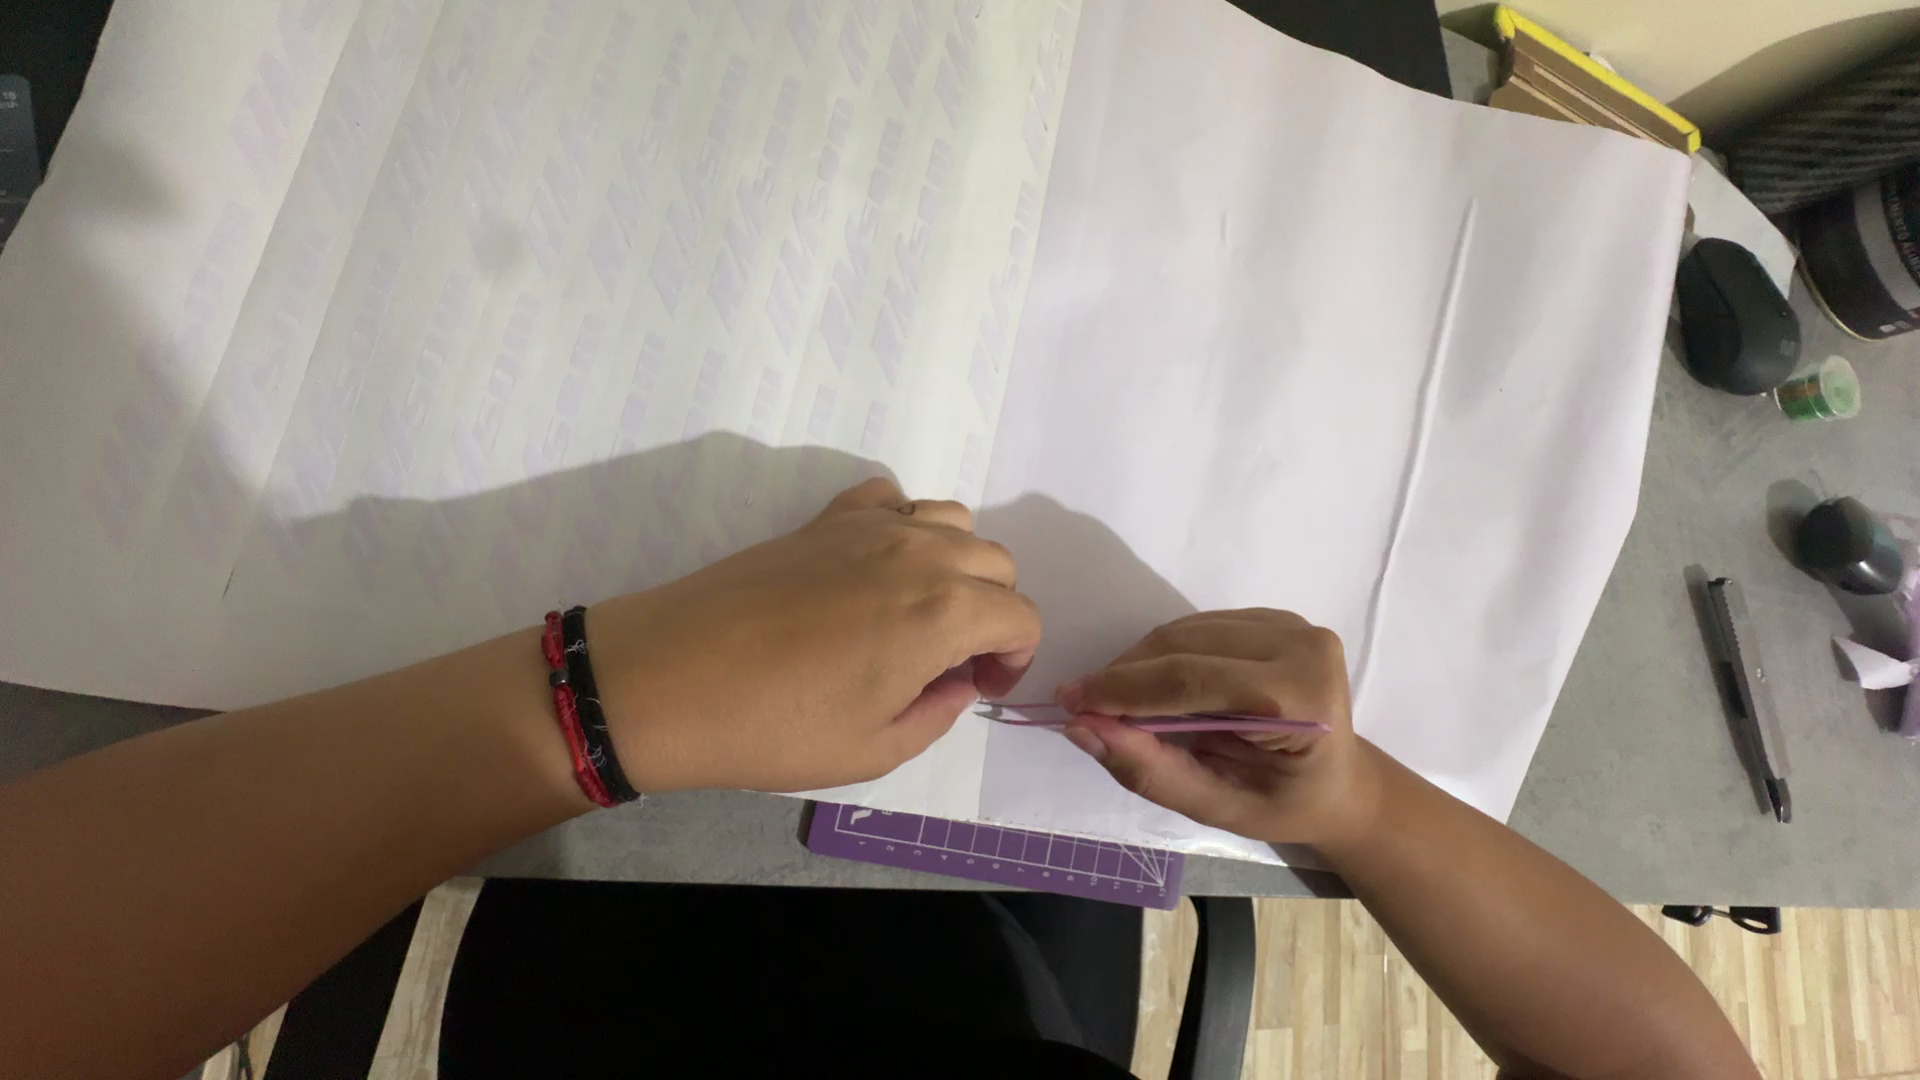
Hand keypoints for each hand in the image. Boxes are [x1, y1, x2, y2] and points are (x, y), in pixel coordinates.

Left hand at [582, 478, 1039, 793]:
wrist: (671, 679)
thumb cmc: (778, 727)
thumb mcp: (876, 749)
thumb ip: (939, 712)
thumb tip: (955, 681)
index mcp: (945, 612)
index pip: (1022, 617)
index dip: (1014, 658)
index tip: (977, 687)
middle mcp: (921, 553)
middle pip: (997, 562)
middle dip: (994, 612)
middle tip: (952, 656)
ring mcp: (872, 526)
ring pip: (954, 520)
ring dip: (958, 564)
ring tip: (922, 607)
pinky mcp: (826, 518)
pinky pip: (891, 498)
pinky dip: (903, 523)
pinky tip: (877, 563)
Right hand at [1056, 609, 1381, 846]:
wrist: (1341, 784)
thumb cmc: (1284, 804)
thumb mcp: (1216, 805)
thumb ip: (1149, 769)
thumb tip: (1081, 727)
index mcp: (1298, 695)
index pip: (1189, 679)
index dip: (1121, 689)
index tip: (1068, 701)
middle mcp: (1301, 645)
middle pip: (1181, 647)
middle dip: (1123, 676)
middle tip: (1083, 706)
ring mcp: (1291, 624)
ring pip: (1182, 630)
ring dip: (1138, 663)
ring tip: (1117, 701)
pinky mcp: (1274, 616)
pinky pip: (1196, 626)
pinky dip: (1162, 653)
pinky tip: (1154, 683)